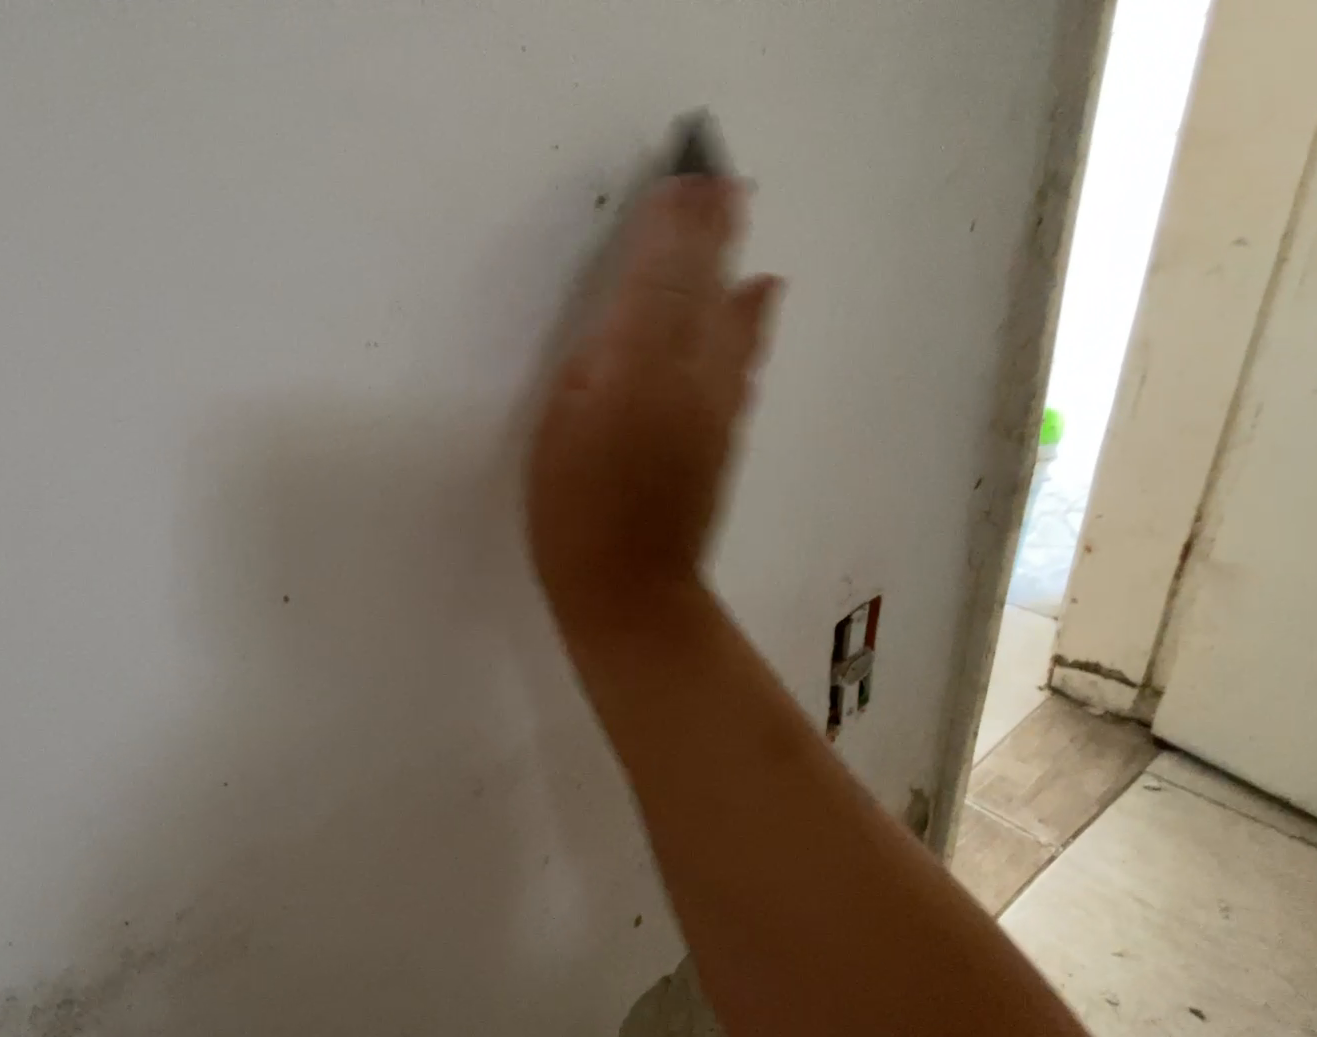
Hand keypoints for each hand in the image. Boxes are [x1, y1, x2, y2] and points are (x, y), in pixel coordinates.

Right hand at [526, 175, 782, 621]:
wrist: (630, 586)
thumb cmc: (569, 513)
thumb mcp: (557, 429)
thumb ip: (593, 366)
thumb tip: (625, 323)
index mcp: (636, 370)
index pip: (659, 280)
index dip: (669, 226)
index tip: (677, 175)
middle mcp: (689, 374)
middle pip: (703, 284)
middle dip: (710, 225)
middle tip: (720, 171)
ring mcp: (717, 401)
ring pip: (731, 313)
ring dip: (732, 256)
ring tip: (737, 206)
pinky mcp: (727, 428)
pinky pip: (743, 355)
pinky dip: (750, 315)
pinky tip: (759, 289)